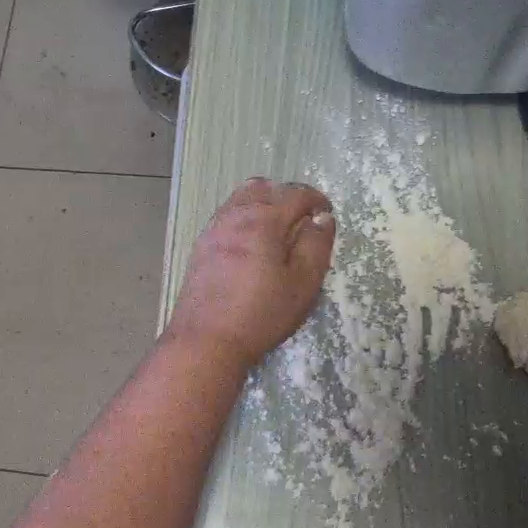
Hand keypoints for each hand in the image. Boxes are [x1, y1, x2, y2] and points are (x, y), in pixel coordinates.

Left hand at [165, 178, 334, 367]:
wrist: (206, 339)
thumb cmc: (261, 314)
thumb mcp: (303, 284)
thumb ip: (316, 246)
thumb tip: (323, 218)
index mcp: (264, 220)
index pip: (296, 194)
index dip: (316, 200)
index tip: (326, 215)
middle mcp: (235, 215)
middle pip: (265, 188)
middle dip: (288, 197)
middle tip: (302, 222)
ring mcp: (213, 229)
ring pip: (241, 198)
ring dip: (263, 203)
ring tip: (277, 231)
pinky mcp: (201, 245)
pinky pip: (226, 215)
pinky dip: (244, 217)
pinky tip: (250, 244)